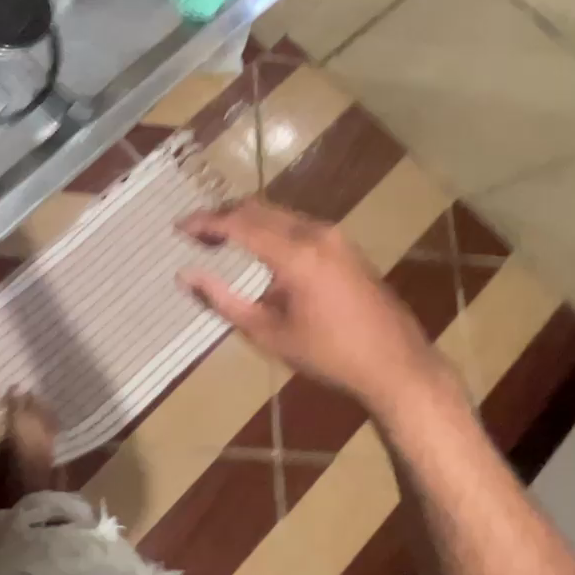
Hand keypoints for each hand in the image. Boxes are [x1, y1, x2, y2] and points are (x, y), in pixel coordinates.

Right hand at [175, 200, 459, 410]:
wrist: (397, 365)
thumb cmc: (327, 354)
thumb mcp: (266, 332)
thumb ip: (222, 300)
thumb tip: (185, 276)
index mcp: (295, 254)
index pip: (238, 223)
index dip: (204, 222)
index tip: (177, 227)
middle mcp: (316, 233)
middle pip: (257, 209)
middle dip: (222, 215)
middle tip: (193, 231)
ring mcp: (334, 237)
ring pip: (278, 213)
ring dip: (245, 219)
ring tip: (217, 238)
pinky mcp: (344, 246)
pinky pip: (295, 223)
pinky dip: (268, 227)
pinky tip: (255, 247)